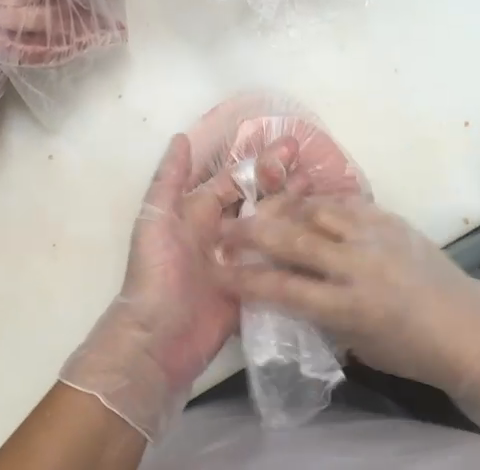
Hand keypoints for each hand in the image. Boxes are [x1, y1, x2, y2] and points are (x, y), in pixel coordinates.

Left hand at [60, 132, 294, 439]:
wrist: (157, 342)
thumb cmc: (155, 275)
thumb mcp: (156, 221)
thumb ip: (170, 180)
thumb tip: (181, 137)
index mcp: (198, 214)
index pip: (235, 181)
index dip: (261, 163)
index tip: (292, 146)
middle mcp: (220, 234)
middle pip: (257, 202)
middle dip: (283, 185)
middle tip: (314, 169)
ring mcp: (239, 264)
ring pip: (271, 231)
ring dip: (294, 214)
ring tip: (324, 198)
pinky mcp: (253, 292)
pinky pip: (277, 266)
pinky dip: (296, 253)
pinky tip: (321, 241)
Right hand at [220, 193, 479, 440]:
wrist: (467, 327)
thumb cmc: (409, 350)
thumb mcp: (356, 344)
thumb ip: (319, 314)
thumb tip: (283, 290)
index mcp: (351, 307)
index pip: (284, 287)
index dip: (244, 277)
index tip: (216, 269)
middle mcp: (359, 265)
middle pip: (292, 239)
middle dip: (251, 232)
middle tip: (223, 227)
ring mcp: (375, 235)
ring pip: (315, 210)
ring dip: (282, 209)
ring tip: (259, 208)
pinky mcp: (389, 218)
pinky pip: (344, 202)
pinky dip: (317, 202)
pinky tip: (301, 202)